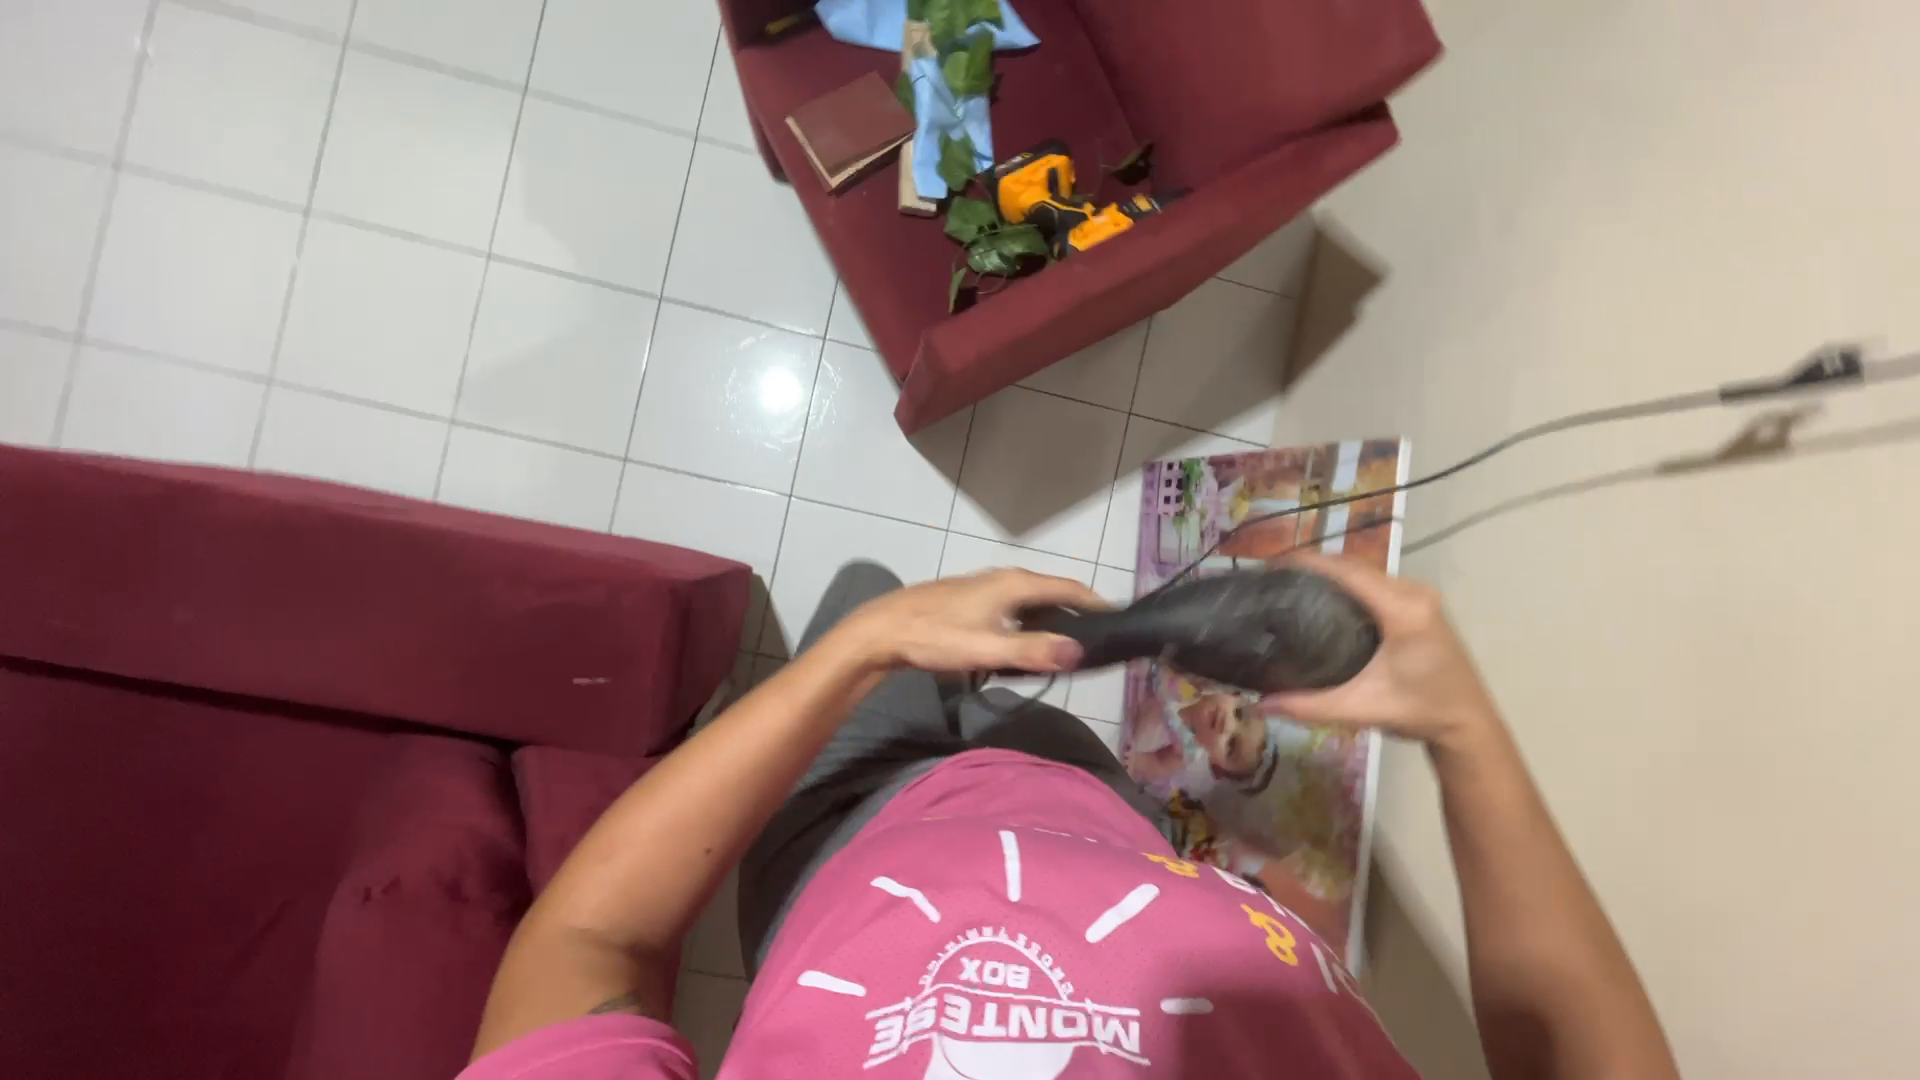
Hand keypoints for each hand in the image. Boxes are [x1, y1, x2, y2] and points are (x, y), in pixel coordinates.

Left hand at [836, 568, 1103, 674]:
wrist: (883, 631)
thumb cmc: (935, 637)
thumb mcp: (986, 649)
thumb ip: (1032, 651)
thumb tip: (1079, 651)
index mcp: (1014, 584)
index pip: (1070, 588)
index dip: (1097, 604)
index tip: (1120, 621)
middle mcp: (1004, 577)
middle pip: (1053, 592)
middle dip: (1077, 613)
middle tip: (1096, 642)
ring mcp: (985, 586)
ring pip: (1031, 600)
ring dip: (1051, 619)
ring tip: (1065, 647)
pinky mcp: (971, 598)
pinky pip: (1014, 606)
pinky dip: (1029, 621)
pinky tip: (1023, 644)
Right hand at [1259, 553, 1498, 746]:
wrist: (1469, 726)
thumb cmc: (1419, 713)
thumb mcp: (1360, 708)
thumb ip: (1309, 706)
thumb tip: (1259, 704)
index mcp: (1403, 610)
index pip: (1347, 571)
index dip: (1307, 563)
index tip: (1270, 568)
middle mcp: (1413, 593)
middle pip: (1353, 566)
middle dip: (1311, 567)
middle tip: (1272, 580)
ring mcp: (1419, 596)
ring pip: (1364, 571)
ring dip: (1328, 573)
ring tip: (1290, 585)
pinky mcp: (1420, 603)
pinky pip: (1374, 581)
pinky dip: (1345, 582)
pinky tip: (1321, 597)